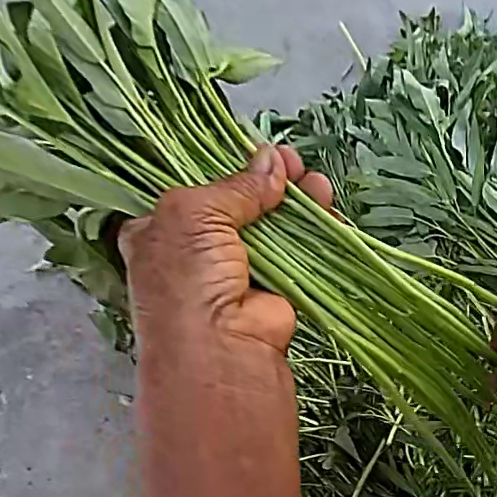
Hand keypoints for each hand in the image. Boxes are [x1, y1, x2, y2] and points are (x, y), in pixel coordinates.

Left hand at [118, 144, 333, 354]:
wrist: (221, 346)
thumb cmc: (188, 277)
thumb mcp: (194, 213)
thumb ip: (235, 187)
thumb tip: (271, 160)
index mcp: (165, 228)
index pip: (200, 187)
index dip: (231, 167)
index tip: (261, 151)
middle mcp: (203, 249)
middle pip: (244, 205)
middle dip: (272, 183)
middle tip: (298, 164)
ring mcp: (243, 271)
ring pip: (276, 228)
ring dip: (300, 205)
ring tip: (320, 186)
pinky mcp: (279, 290)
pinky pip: (301, 255)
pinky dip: (318, 236)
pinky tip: (332, 216)